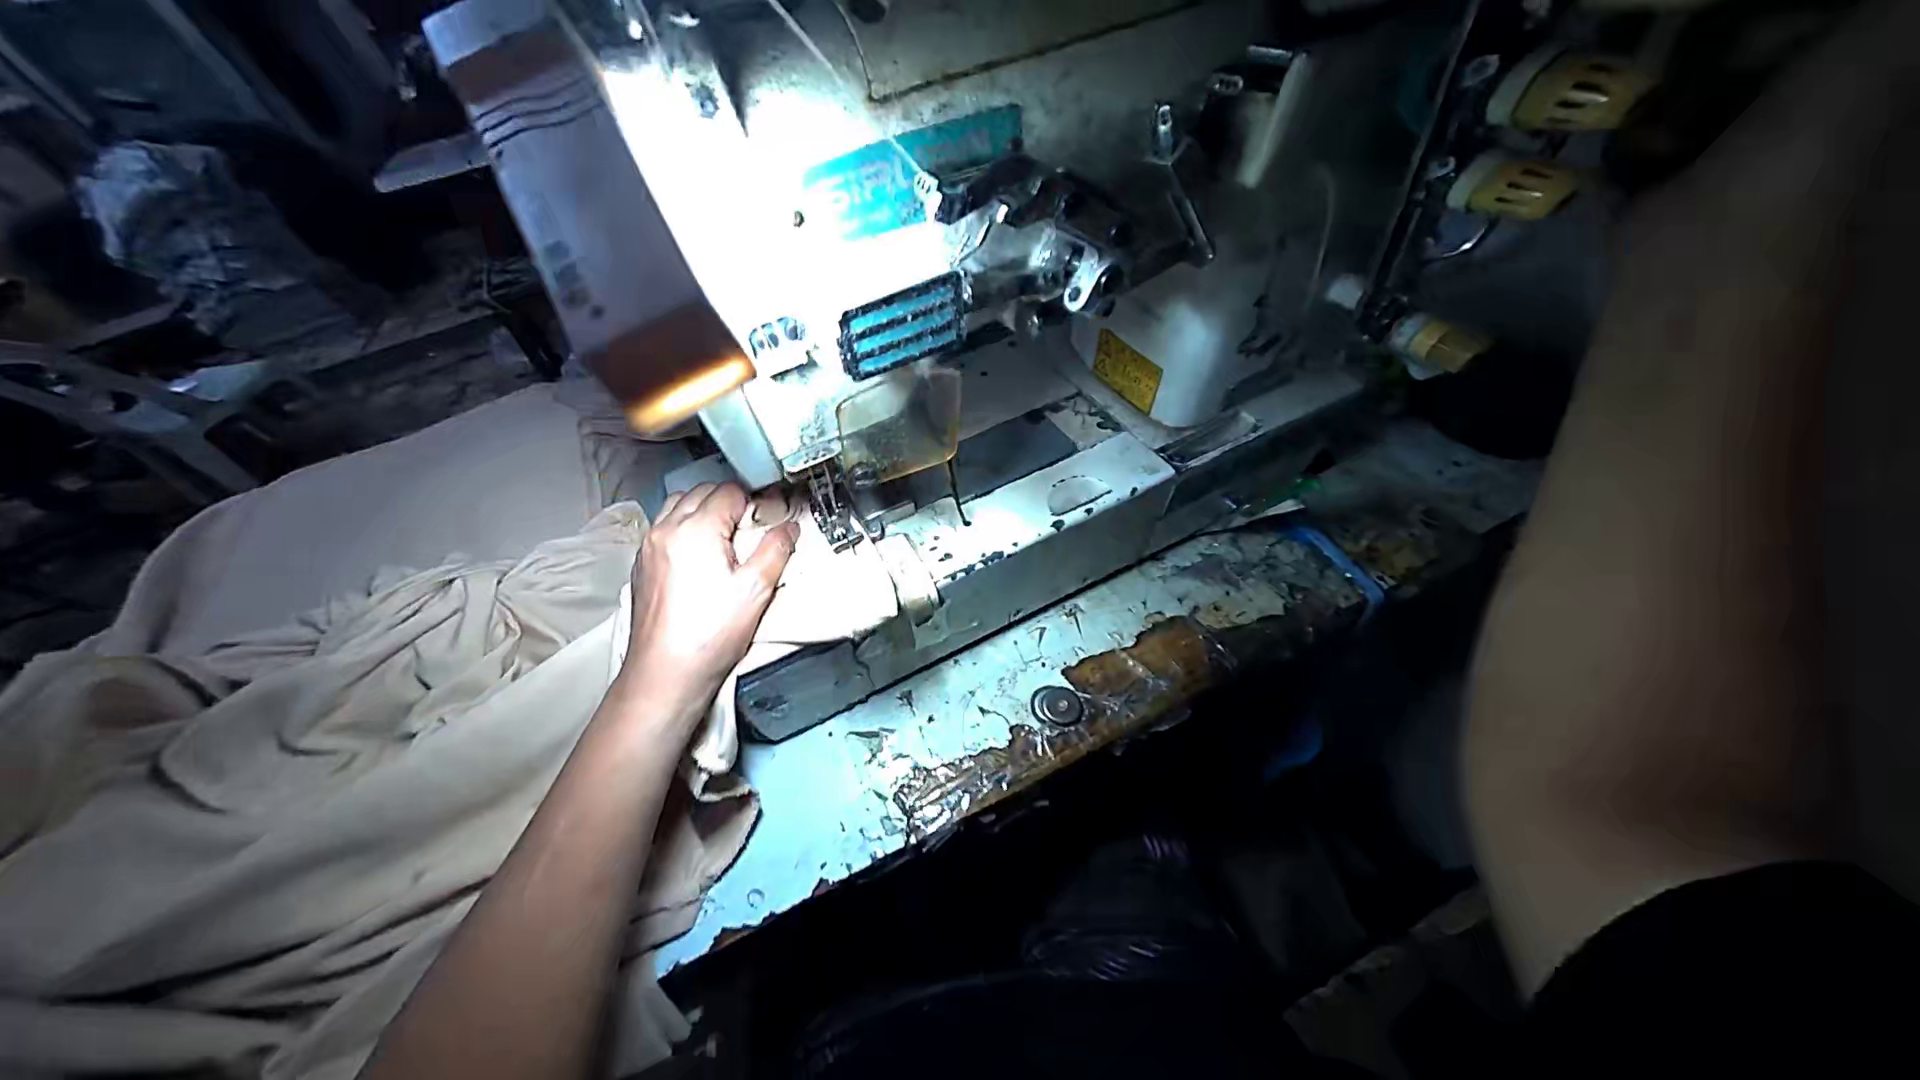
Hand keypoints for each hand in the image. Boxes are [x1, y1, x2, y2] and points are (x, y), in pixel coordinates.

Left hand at [623, 482, 798, 728]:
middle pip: (702, 491)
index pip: (729, 492)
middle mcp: (666, 530)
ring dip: (704, 510)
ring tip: (726, 538)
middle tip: (752, 527)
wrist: (666, 672)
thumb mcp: (756, 590)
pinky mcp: (642, 565)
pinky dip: (684, 527)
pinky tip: (701, 555)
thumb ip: (776, 549)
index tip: (768, 518)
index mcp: (695, 530)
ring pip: (678, 505)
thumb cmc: (708, 636)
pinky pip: (664, 527)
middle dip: (729, 501)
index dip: (754, 502)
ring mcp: (649, 547)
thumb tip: (788, 528)